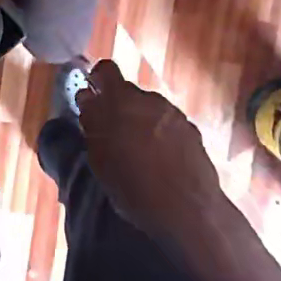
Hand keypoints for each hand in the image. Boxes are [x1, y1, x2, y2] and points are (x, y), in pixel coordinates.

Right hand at [74, 60, 227, 233]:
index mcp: (122, 100)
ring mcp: (175, 115)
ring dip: (140, 123)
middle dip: (118, 108)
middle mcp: (151, 100)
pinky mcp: (192, 132)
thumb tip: (87, 99)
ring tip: (136, 154)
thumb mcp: (99, 157)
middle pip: (129, 93)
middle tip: (110, 136)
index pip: (106, 70)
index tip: (91, 96)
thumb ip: (92, 122)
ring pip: (150, 110)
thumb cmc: (132, 185)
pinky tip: (159, 162)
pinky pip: (168, 126)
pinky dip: (160, 136)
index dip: (97, 79)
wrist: (187, 209)